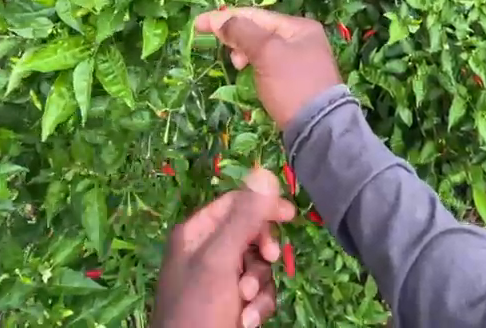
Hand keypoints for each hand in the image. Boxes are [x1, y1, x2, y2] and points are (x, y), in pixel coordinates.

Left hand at [154, 165, 295, 327]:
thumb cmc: (198, 311)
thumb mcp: (220, 260)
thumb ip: (244, 218)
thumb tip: (265, 173)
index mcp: (195, 233)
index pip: (235, 203)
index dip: (262, 205)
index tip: (290, 215)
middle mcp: (206, 252)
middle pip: (250, 234)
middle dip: (261, 253)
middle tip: (269, 259)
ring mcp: (219, 282)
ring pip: (258, 266)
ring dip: (260, 285)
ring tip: (247, 305)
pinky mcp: (231, 307)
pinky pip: (258, 294)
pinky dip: (258, 306)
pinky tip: (248, 322)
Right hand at [194, 8, 342, 127]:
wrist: (319, 131)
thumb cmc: (293, 85)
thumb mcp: (267, 54)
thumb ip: (243, 33)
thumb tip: (222, 21)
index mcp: (299, 27)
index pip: (256, 15)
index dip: (226, 17)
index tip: (198, 23)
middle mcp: (302, 40)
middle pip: (260, 30)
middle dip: (237, 36)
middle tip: (223, 50)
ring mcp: (301, 62)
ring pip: (262, 48)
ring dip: (244, 52)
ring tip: (237, 65)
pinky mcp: (296, 82)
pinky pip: (268, 65)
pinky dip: (254, 65)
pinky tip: (248, 73)